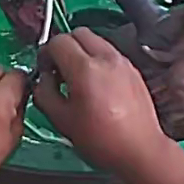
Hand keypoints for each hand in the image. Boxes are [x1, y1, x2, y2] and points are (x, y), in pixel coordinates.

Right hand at [33, 28, 179, 180]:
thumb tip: (43, 79)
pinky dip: (98, 60)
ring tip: (78, 78)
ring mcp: (123, 62)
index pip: (58, 41)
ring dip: (82, 52)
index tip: (46, 70)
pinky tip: (96, 85)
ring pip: (95, 40)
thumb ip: (44, 93)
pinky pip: (109, 53)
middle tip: (59, 70)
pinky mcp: (133, 70)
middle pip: (78, 33)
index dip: (46, 53)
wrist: (140, 150)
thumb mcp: (61, 120)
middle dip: (64, 47)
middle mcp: (106, 58)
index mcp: (85, 69)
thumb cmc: (100, 140)